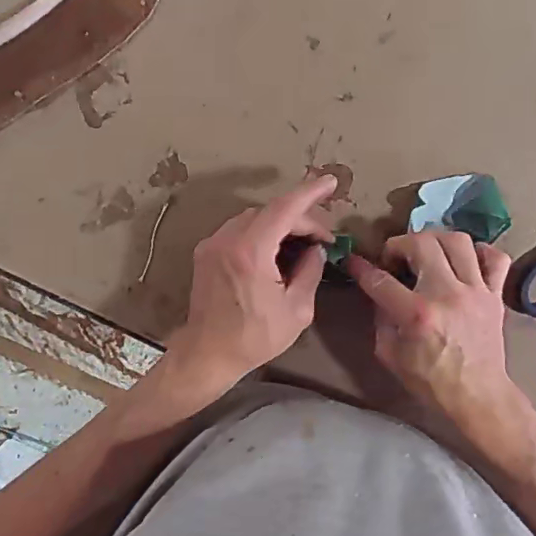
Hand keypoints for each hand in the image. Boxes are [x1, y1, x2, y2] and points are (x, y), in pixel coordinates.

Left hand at [168, 175, 337, 387]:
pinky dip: (261, 232)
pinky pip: (238, 230)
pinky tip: (275, 250)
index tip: (330, 182)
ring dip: (280, 223)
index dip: (311, 192)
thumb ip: (310, 272)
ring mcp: (212, 244)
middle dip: (301, 217)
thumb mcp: (297, 310)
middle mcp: (227, 239)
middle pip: (270, 211)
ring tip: (302, 243)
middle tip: (323, 238)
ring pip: (253, 218)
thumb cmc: (254, 337)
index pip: (285, 208)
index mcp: (251, 251)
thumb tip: (316, 251)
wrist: (207, 353)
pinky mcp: (205, 253)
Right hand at [346, 231, 519, 426]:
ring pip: (457, 241)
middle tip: (395, 260)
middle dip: (399, 245)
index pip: (381, 280)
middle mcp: (447, 294)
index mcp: (417, 314)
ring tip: (427, 254)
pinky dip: (480, 252)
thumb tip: (379, 293)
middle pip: (421, 244)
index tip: (353, 261)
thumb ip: (381, 318)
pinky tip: (465, 261)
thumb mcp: (390, 354)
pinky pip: (496, 258)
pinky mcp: (495, 295)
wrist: (477, 396)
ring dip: (435, 240)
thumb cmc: (430, 381)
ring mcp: (476, 291)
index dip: (362, 268)